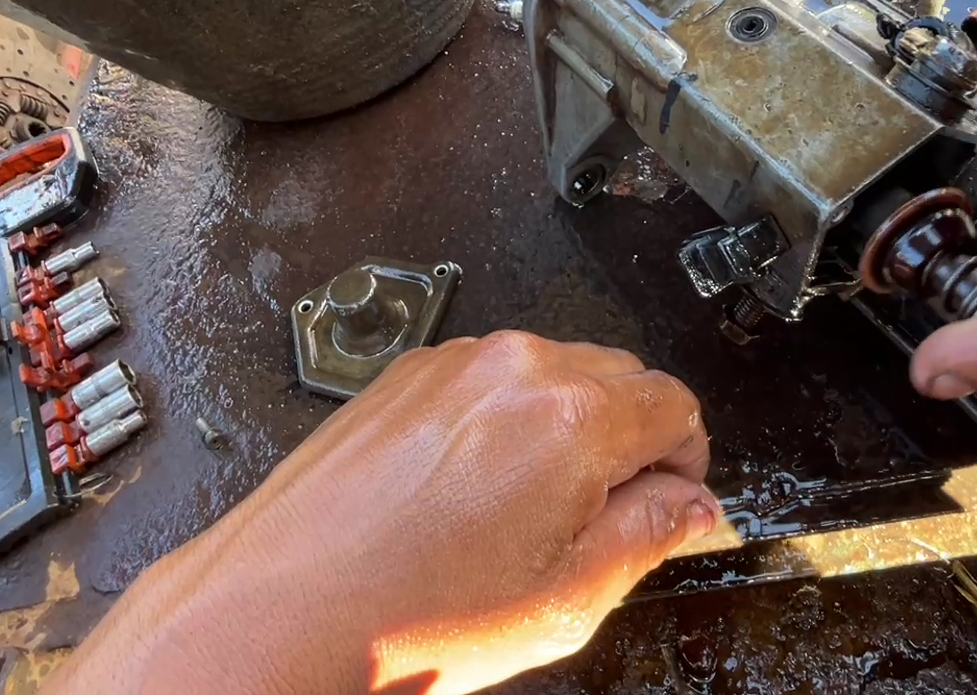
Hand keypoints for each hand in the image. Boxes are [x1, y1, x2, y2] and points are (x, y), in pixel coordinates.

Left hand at [47, 331, 716, 693]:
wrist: (281, 606)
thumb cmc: (411, 617)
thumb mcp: (563, 598)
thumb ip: (647, 535)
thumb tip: (695, 505)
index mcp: (571, 418)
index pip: (673, 403)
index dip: (684, 454)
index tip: (669, 494)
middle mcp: (520, 366)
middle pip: (620, 376)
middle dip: (629, 434)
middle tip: (601, 508)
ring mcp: (462, 359)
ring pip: (558, 368)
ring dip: (568, 420)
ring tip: (527, 501)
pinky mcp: (418, 367)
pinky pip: (496, 372)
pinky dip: (510, 410)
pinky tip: (475, 477)